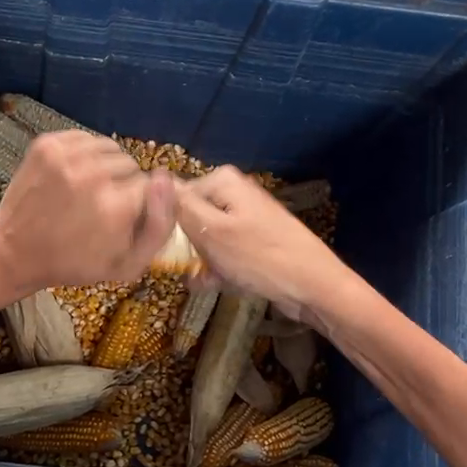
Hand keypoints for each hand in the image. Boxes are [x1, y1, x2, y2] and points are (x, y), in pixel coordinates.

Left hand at [0, 131, 176, 291]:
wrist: (13, 251)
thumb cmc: (74, 264)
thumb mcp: (127, 265)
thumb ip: (160, 225)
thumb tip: (168, 179)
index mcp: (117, 206)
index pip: (152, 187)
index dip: (142, 203)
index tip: (124, 218)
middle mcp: (94, 174)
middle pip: (132, 165)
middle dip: (124, 184)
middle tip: (101, 208)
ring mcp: (67, 156)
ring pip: (111, 148)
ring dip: (106, 167)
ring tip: (88, 191)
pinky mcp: (48, 144)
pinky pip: (86, 139)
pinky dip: (86, 155)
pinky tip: (73, 178)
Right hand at [174, 166, 343, 322]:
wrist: (312, 285)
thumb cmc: (259, 256)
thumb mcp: (212, 231)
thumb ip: (180, 206)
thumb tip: (153, 180)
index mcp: (222, 181)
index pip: (174, 195)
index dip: (167, 224)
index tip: (164, 250)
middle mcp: (233, 193)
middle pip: (189, 218)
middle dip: (186, 247)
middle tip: (190, 269)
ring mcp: (244, 218)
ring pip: (204, 239)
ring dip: (201, 263)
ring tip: (207, 280)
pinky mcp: (252, 241)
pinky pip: (222, 252)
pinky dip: (218, 269)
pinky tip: (218, 284)